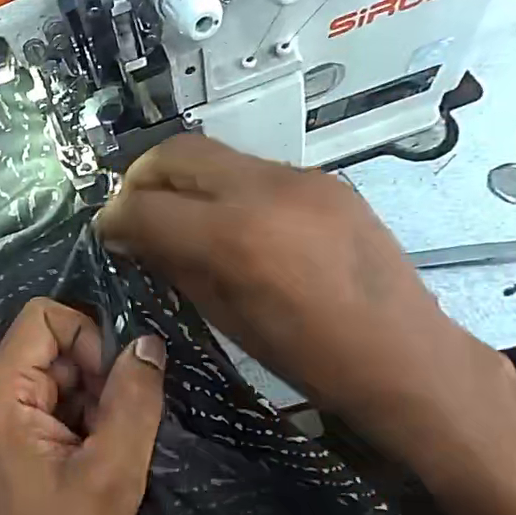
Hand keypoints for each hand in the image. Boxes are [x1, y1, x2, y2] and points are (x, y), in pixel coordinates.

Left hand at [0, 297, 165, 514]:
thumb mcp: (113, 471)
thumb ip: (134, 399)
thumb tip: (147, 342)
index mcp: (0, 394)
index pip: (45, 316)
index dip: (88, 336)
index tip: (113, 386)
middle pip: (55, 346)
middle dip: (97, 377)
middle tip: (117, 431)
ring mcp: (0, 424)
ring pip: (62, 378)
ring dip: (97, 405)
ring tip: (108, 456)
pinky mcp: (13, 447)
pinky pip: (57, 407)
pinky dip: (86, 425)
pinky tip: (96, 467)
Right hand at [94, 135, 514, 468]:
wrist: (406, 356)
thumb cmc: (314, 362)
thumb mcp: (231, 322)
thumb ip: (178, 269)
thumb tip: (138, 239)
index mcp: (236, 237)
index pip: (147, 205)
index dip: (116, 218)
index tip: (108, 232)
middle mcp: (266, 190)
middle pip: (178, 152)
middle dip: (143, 178)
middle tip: (135, 212)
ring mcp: (302, 178)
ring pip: (219, 155)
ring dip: (187, 180)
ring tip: (183, 216)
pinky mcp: (327, 180)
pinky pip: (258, 170)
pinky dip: (230, 188)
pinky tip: (236, 222)